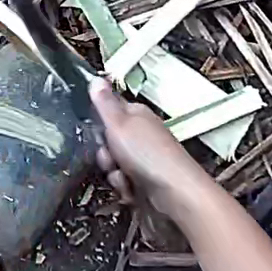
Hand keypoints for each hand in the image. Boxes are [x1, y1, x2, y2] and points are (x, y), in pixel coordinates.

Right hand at [89, 79, 216, 222]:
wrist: (175, 192)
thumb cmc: (147, 153)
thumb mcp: (118, 123)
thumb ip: (104, 102)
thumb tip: (96, 78)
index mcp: (136, 114)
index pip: (109, 111)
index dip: (99, 124)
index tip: (97, 133)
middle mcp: (141, 134)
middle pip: (108, 141)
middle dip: (105, 154)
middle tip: (111, 158)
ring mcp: (145, 157)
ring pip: (114, 164)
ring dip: (114, 174)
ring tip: (125, 178)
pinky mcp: (147, 180)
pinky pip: (125, 181)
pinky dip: (125, 187)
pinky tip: (132, 190)